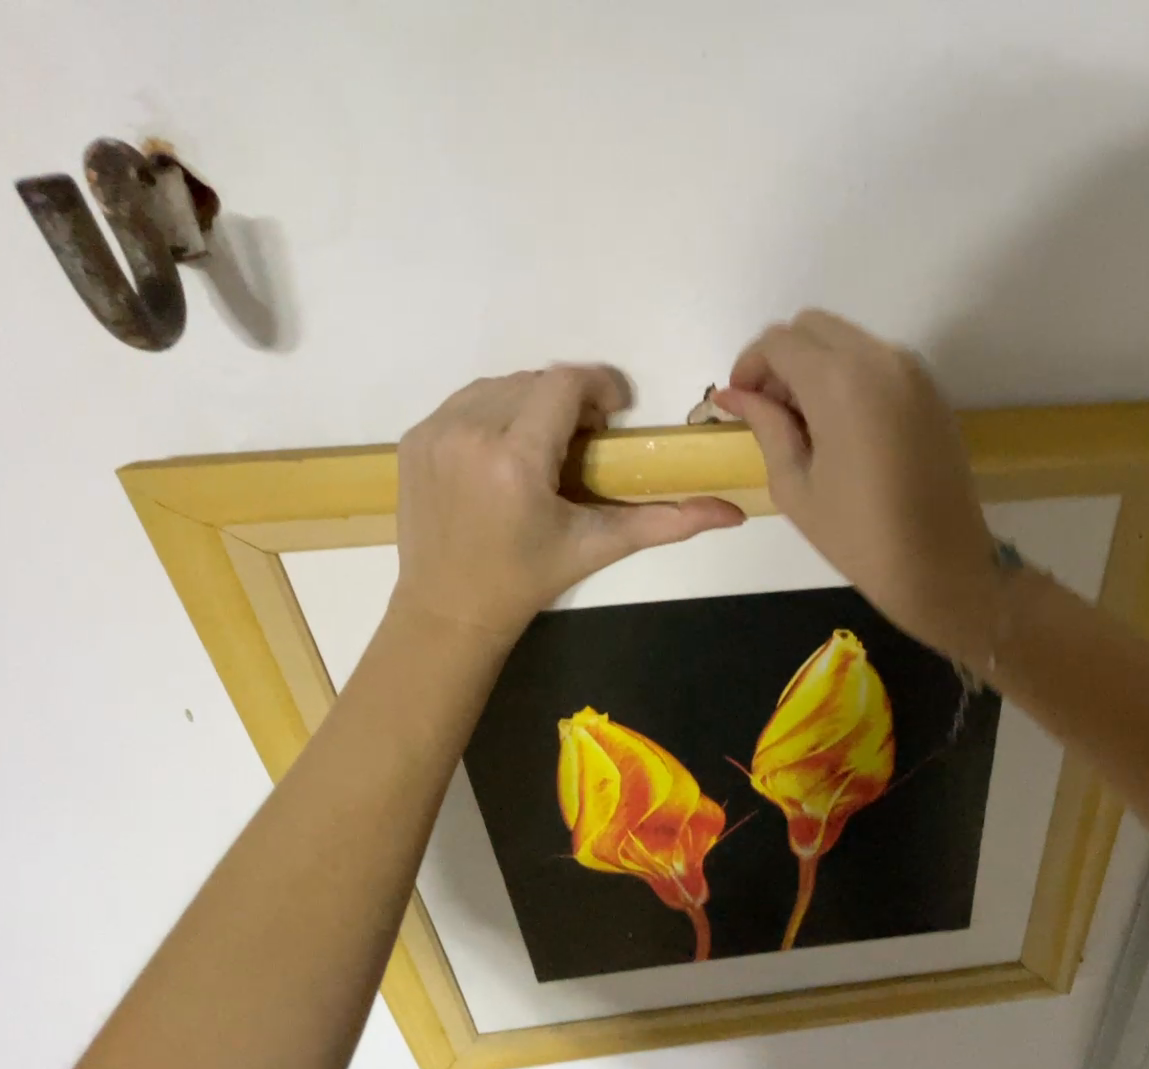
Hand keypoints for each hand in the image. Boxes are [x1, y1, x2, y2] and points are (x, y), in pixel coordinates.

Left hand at [392, 366, 745, 637]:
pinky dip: (497, 410)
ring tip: (549, 440)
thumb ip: (669, 523)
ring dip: (534, 400)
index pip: (564, 383)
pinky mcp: (415, 438)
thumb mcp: (601, 546)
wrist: (449, 608)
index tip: (618, 411)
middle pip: (536, 380)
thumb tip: (734, 514)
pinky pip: (467, 400)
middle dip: (571, 398)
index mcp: (515, 461)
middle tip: (589, 436)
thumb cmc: (530, 578)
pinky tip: (510, 448)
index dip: (600, 385)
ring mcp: (434, 433)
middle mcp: (467, 435)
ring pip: (500, 385)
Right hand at [714, 311, 999, 660]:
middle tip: (772, 411)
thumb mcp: (795, 484)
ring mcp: (913, 371)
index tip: (741, 403)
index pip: (779, 341)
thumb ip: (764, 425)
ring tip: (808, 424)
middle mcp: (880, 359)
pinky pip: (878, 361)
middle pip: (813, 326)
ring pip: (847, 339)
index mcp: (839, 381)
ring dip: (817, 364)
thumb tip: (734, 394)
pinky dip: (850, 375)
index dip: (750, 365)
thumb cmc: (858, 535)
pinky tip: (844, 427)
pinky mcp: (932, 390)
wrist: (942, 565)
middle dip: (782, 358)